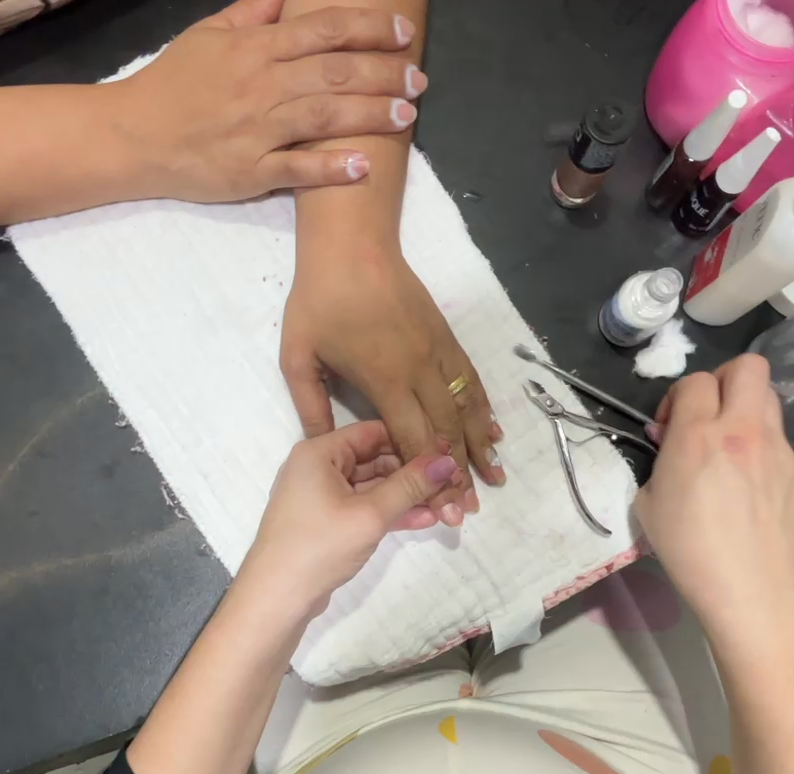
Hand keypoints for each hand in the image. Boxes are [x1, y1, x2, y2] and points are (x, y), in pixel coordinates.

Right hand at [112, 0, 425, 201]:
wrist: (136, 135)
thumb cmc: (173, 86)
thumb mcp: (208, 37)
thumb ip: (250, 17)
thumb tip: (284, 0)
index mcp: (256, 48)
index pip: (323, 32)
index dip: (368, 30)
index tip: (401, 35)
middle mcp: (262, 84)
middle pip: (335, 72)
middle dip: (383, 74)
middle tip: (418, 82)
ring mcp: (258, 130)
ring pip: (324, 115)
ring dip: (370, 115)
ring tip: (406, 117)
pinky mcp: (251, 171)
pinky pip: (298, 168)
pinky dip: (331, 168)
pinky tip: (363, 166)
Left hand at [240, 420, 459, 610]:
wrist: (276, 598)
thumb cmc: (319, 546)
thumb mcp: (369, 514)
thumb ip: (409, 486)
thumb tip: (448, 461)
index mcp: (319, 451)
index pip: (375, 432)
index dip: (413, 440)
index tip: (449, 452)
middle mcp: (318, 467)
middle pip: (376, 459)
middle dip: (415, 474)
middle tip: (454, 485)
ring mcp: (321, 496)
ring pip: (373, 486)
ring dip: (407, 496)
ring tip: (447, 507)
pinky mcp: (327, 522)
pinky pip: (365, 508)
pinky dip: (391, 513)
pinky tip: (425, 520)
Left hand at [281, 246, 501, 525]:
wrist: (352, 243)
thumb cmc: (319, 300)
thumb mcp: (298, 357)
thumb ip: (312, 406)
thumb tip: (323, 446)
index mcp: (385, 380)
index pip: (416, 440)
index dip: (432, 478)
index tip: (445, 507)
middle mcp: (421, 370)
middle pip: (448, 432)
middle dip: (461, 474)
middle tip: (471, 510)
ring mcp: (439, 353)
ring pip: (468, 408)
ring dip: (482, 447)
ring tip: (495, 478)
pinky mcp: (447, 339)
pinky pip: (472, 381)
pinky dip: (485, 410)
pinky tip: (493, 431)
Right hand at [635, 354, 793, 651]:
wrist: (749, 590)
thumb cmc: (687, 551)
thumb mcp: (647, 503)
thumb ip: (658, 462)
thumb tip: (671, 445)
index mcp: (698, 436)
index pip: (693, 382)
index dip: (674, 398)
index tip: (667, 427)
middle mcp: (743, 431)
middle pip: (746, 368)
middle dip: (720, 380)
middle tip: (703, 414)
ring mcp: (778, 449)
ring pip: (767, 397)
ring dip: (742, 407)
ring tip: (724, 444)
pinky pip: (776, 438)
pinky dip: (756, 444)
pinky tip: (743, 483)